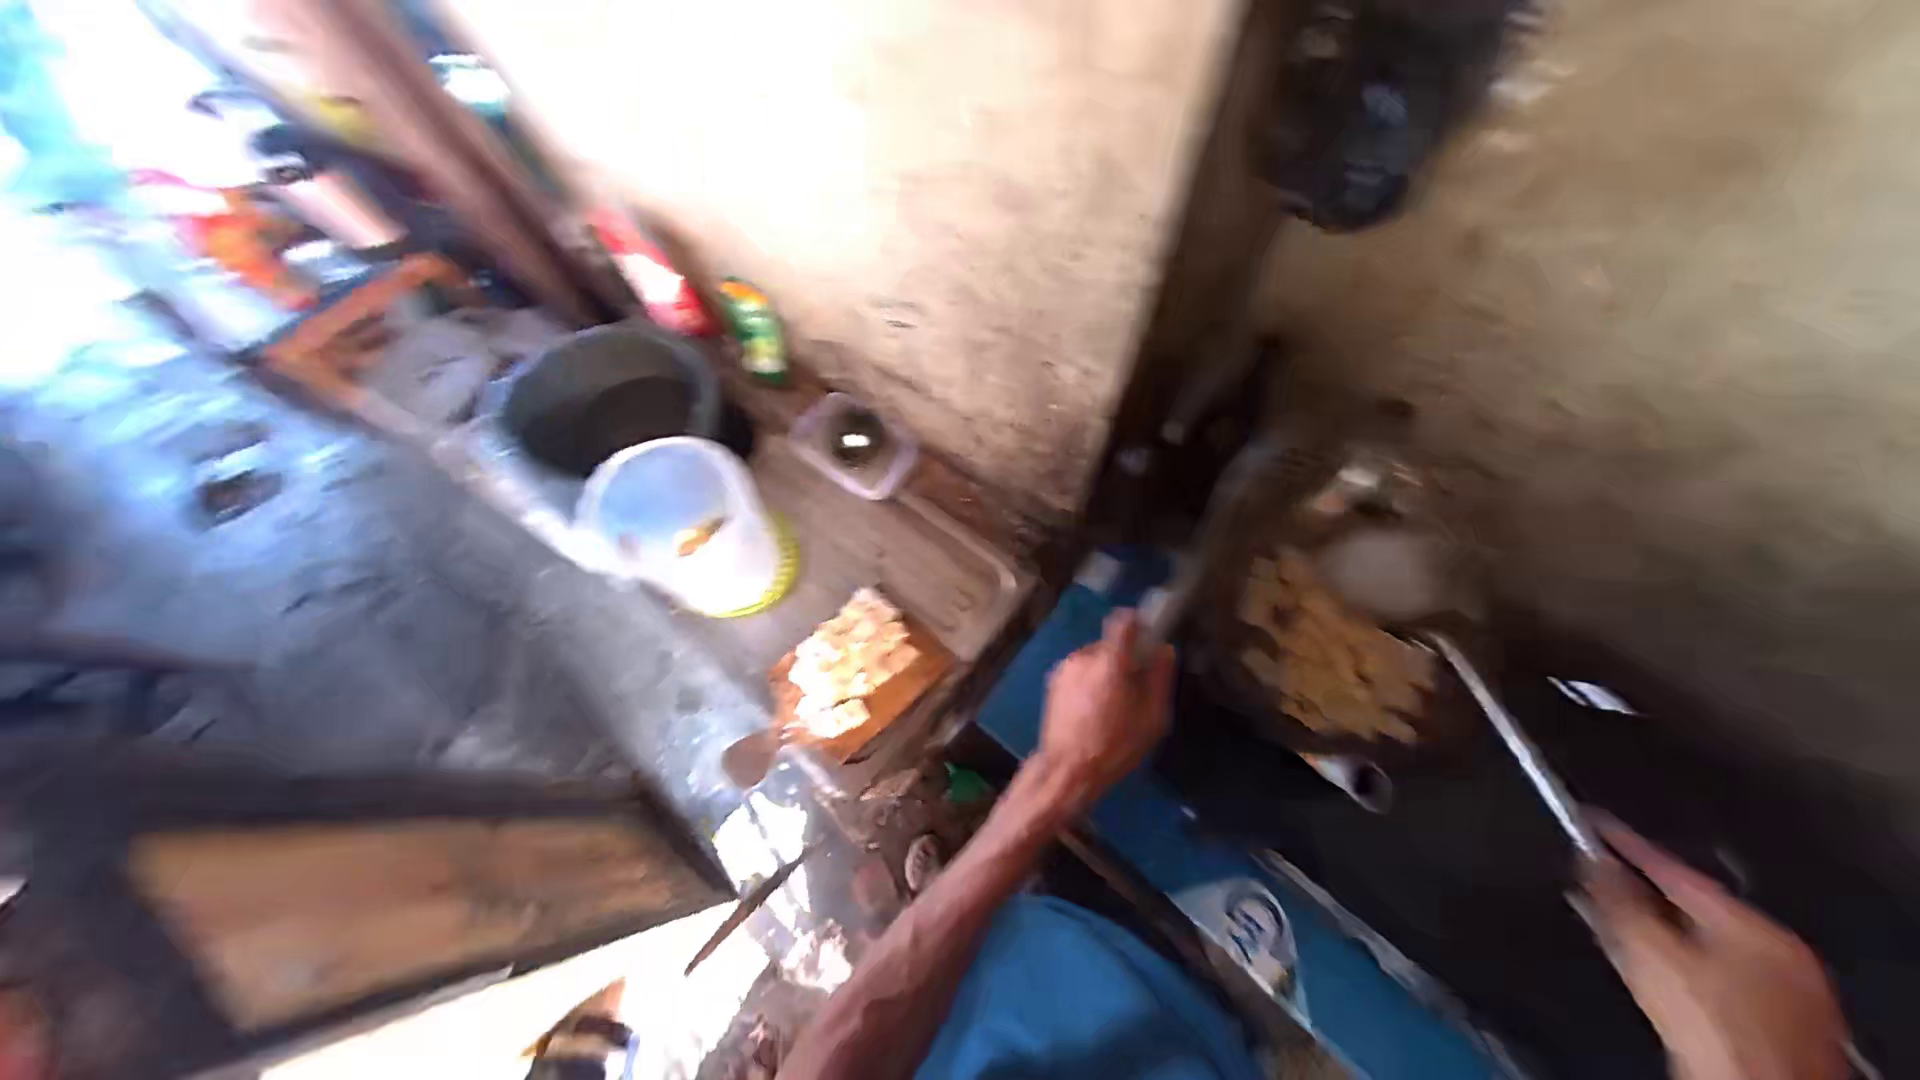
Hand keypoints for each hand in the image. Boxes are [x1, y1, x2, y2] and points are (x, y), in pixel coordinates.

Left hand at [1033, 609, 1174, 811]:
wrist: (1068, 769)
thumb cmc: (1115, 746)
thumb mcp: (1152, 718)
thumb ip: (1159, 678)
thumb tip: (1164, 650)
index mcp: (1110, 662)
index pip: (1123, 621)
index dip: (1137, 621)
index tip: (1147, 632)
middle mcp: (1084, 657)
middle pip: (1109, 644)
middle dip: (1123, 658)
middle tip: (1133, 686)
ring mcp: (1065, 667)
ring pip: (1093, 658)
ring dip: (1104, 670)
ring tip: (1111, 703)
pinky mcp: (1052, 680)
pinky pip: (1079, 670)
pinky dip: (1088, 680)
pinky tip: (1092, 708)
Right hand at [1574, 814, 1847, 1079]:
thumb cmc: (1704, 1016)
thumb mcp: (1645, 946)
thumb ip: (1614, 895)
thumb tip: (1590, 857)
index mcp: (1751, 925)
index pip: (1671, 866)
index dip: (1622, 840)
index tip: (1588, 817)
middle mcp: (1772, 948)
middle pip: (1682, 900)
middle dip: (1629, 884)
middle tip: (1585, 862)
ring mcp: (1773, 982)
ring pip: (1688, 931)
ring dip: (1640, 916)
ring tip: (1594, 902)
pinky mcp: (1760, 1010)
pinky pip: (1698, 959)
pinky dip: (1659, 945)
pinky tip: (1629, 946)